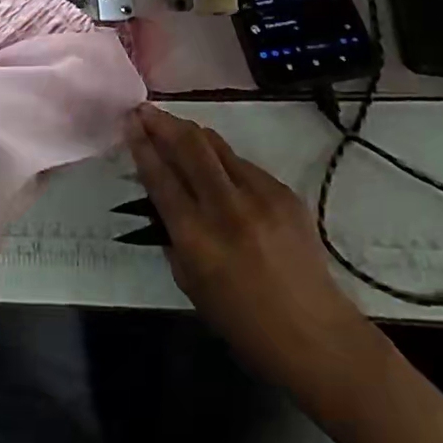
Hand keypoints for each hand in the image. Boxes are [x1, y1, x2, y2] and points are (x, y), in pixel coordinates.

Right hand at [128, 104, 374, 382]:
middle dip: (164, 123)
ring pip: (218, 147)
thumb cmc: (242, 321)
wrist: (312, 332)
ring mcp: (261, 196)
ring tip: (175, 124)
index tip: (130, 122)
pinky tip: (217, 166)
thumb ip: (173, 236)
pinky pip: (244, 165)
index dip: (142, 145)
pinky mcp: (285, 193)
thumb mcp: (190, 283)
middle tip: (146, 110)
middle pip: (190, 147)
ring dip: (192, 132)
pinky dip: (223, 160)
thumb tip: (163, 199)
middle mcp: (227, 208)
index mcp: (196, 238)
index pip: (161, 177)